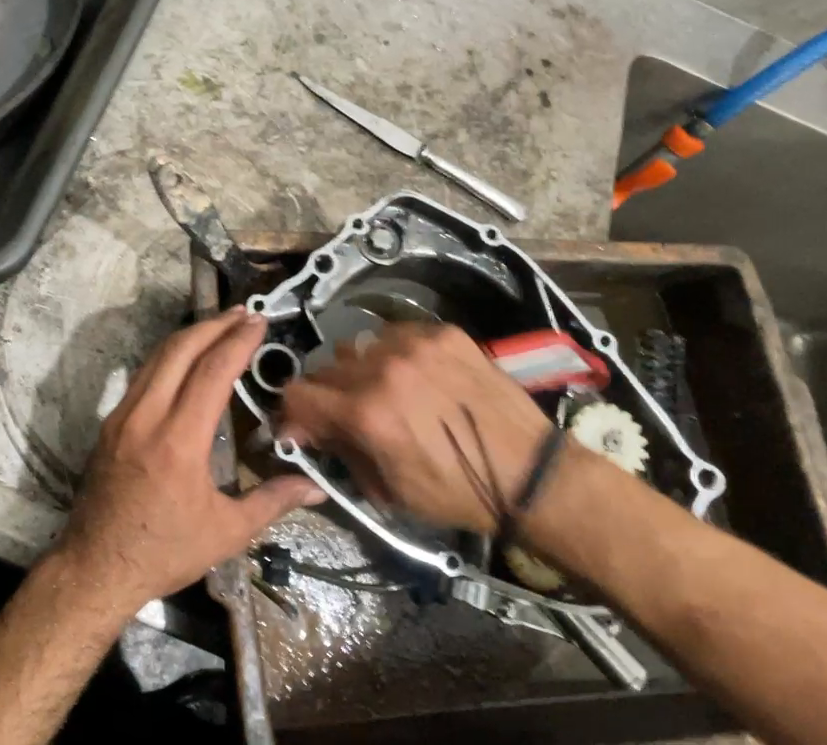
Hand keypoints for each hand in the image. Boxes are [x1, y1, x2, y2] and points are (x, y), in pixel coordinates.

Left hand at [52, 310, 324, 608]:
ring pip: (156, 358)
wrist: (96, 566)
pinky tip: (186, 358)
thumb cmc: (165, 552)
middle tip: (242, 313)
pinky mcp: (110, 423)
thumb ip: (273, 500)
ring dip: (188, 336)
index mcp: (179, 441)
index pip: (212, 372)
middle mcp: (147, 417)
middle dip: (213, 325)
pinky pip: (142, 376)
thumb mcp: (226, 532)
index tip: (258, 322)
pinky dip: (168, 357)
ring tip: (218, 324)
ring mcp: (122, 417)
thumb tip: (317, 488)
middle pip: (179, 351)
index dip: (237, 342)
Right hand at [279, 322, 550, 532]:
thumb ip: (341, 453)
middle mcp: (382, 369)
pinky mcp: (443, 333)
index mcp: (365, 413)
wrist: (532, 474)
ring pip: (358, 347)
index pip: (296, 394)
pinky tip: (417, 377)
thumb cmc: (457, 492)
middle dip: (328, 395)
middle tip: (348, 415)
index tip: (305, 428)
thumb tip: (310, 433)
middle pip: (324, 369)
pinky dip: (395, 355)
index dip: (294, 414)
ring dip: (360, 370)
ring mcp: (414, 345)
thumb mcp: (387, 490)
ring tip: (386, 392)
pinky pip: (396, 335)